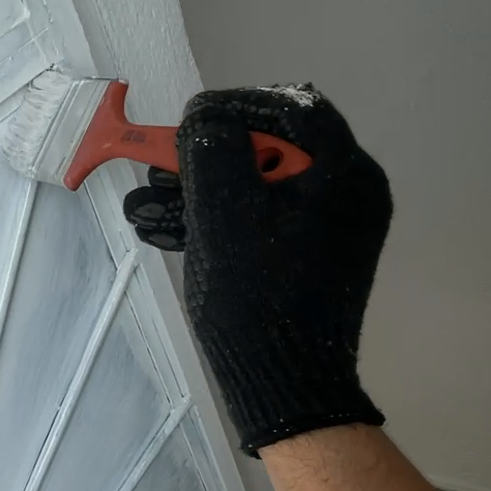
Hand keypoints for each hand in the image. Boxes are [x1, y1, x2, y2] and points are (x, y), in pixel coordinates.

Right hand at [124, 85, 392, 454]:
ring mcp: (327, 232)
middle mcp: (345, 195)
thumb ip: (213, 149)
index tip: (186, 120)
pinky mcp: (306, 262)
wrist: (284, 384)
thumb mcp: (224, 212)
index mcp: (344, 173)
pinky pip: (257, 226)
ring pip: (256, 192)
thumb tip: (204, 117)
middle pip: (268, 151)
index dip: (233, 106)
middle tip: (158, 169)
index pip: (291, 108)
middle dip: (204, 158)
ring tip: (144, 206)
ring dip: (199, 194)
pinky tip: (166, 231)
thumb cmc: (256, 295)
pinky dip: (215, 224)